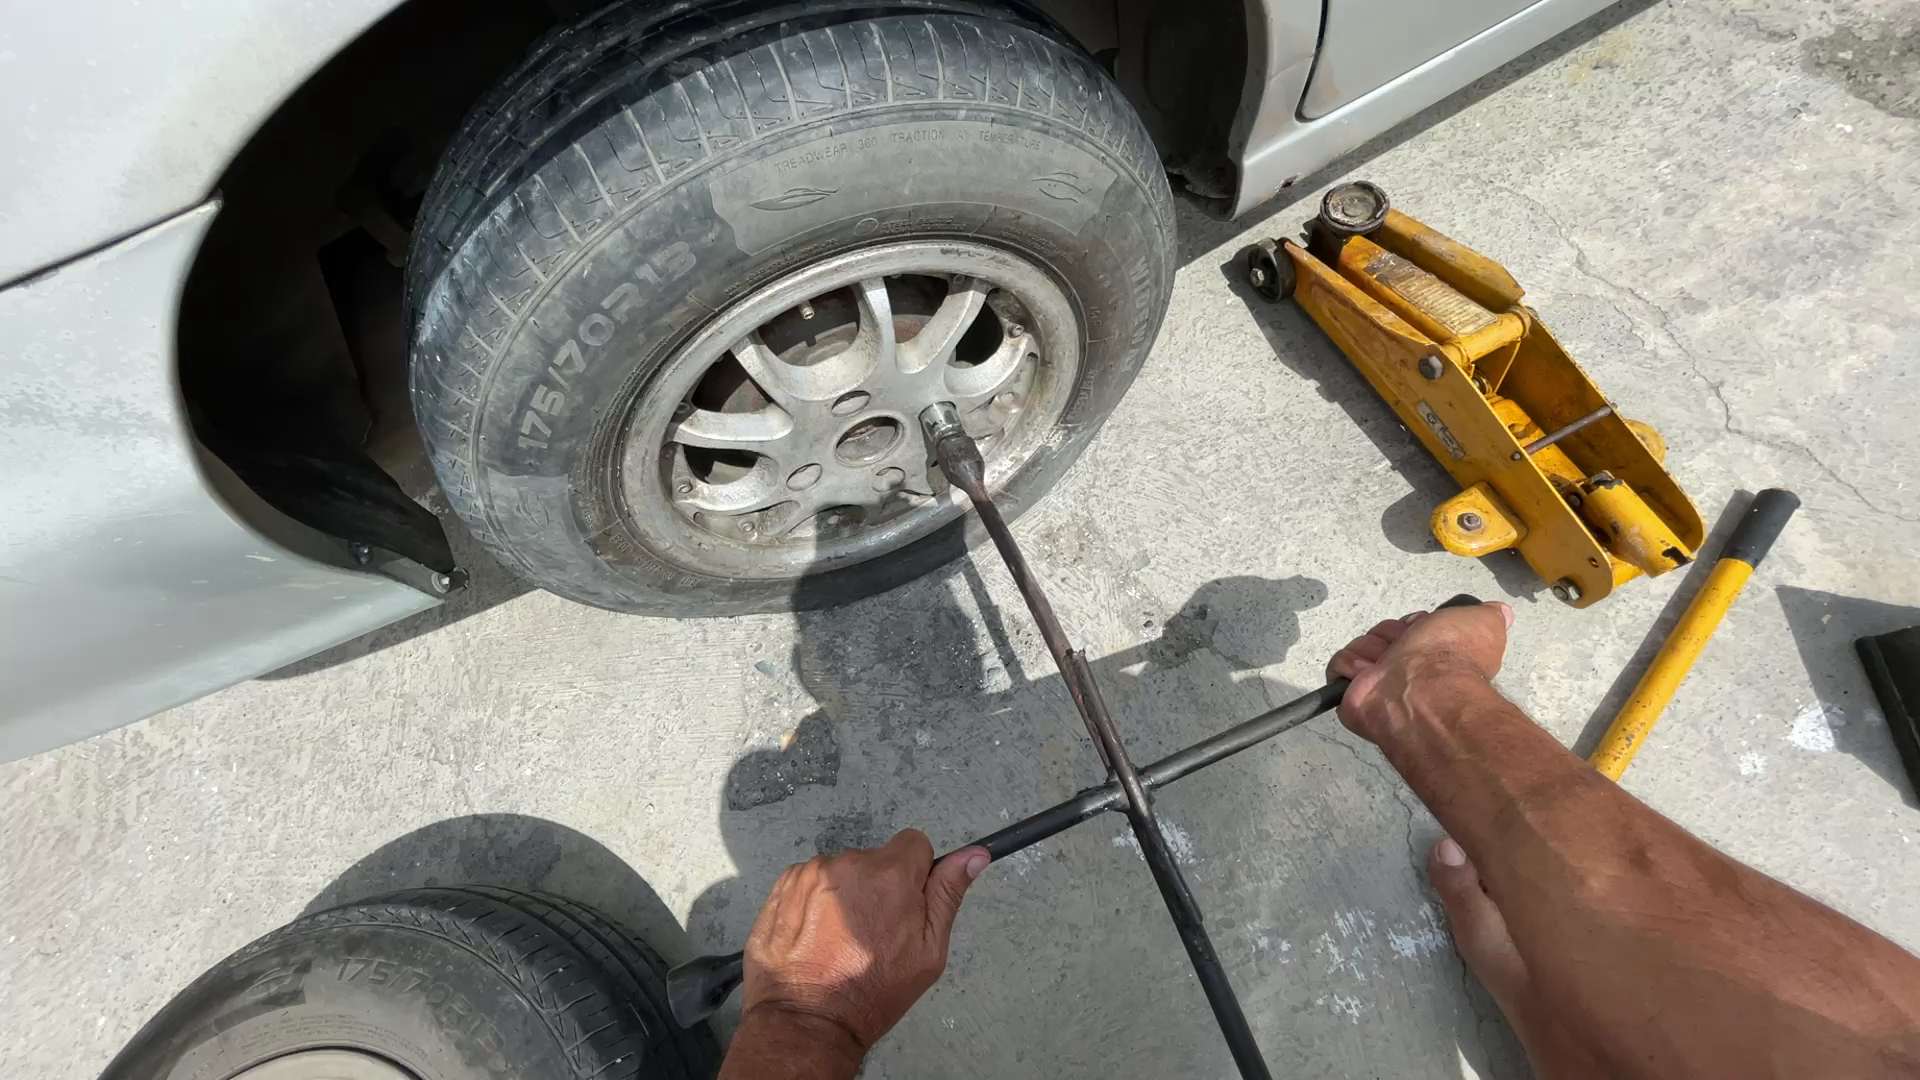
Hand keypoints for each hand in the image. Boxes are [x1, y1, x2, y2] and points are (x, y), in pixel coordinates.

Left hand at [740, 830, 989, 1052]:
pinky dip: (816, 900)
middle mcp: (851, 862)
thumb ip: (948, 894)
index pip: (914, 843)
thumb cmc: (873, 991)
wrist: (807, 1022)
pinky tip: (816, 933)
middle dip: (878, 885)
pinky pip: (813, 879)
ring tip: (840, 937)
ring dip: (846, 893)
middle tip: (872, 930)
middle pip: (876, 859)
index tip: (904, 902)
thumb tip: (974, 855)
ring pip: (844, 870)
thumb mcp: (928, 951)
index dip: (914, 873)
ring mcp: (813, 871)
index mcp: (891, 873)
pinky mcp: (786, 883)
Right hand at [1326, 601, 1512, 743]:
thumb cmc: (1448, 655)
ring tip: (1382, 666)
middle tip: (1401, 648)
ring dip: (1368, 651)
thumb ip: (1486, 615)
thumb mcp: (1482, 624)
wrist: (1419, 692)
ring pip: (1358, 649)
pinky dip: (1349, 667)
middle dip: (1387, 635)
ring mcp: (1380, 684)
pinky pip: (1339, 669)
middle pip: (1381, 635)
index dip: (1413, 623)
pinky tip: (1366, 674)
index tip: (1421, 626)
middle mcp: (1409, 670)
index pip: (1409, 627)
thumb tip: (1499, 611)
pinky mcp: (1353, 696)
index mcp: (1435, 654)